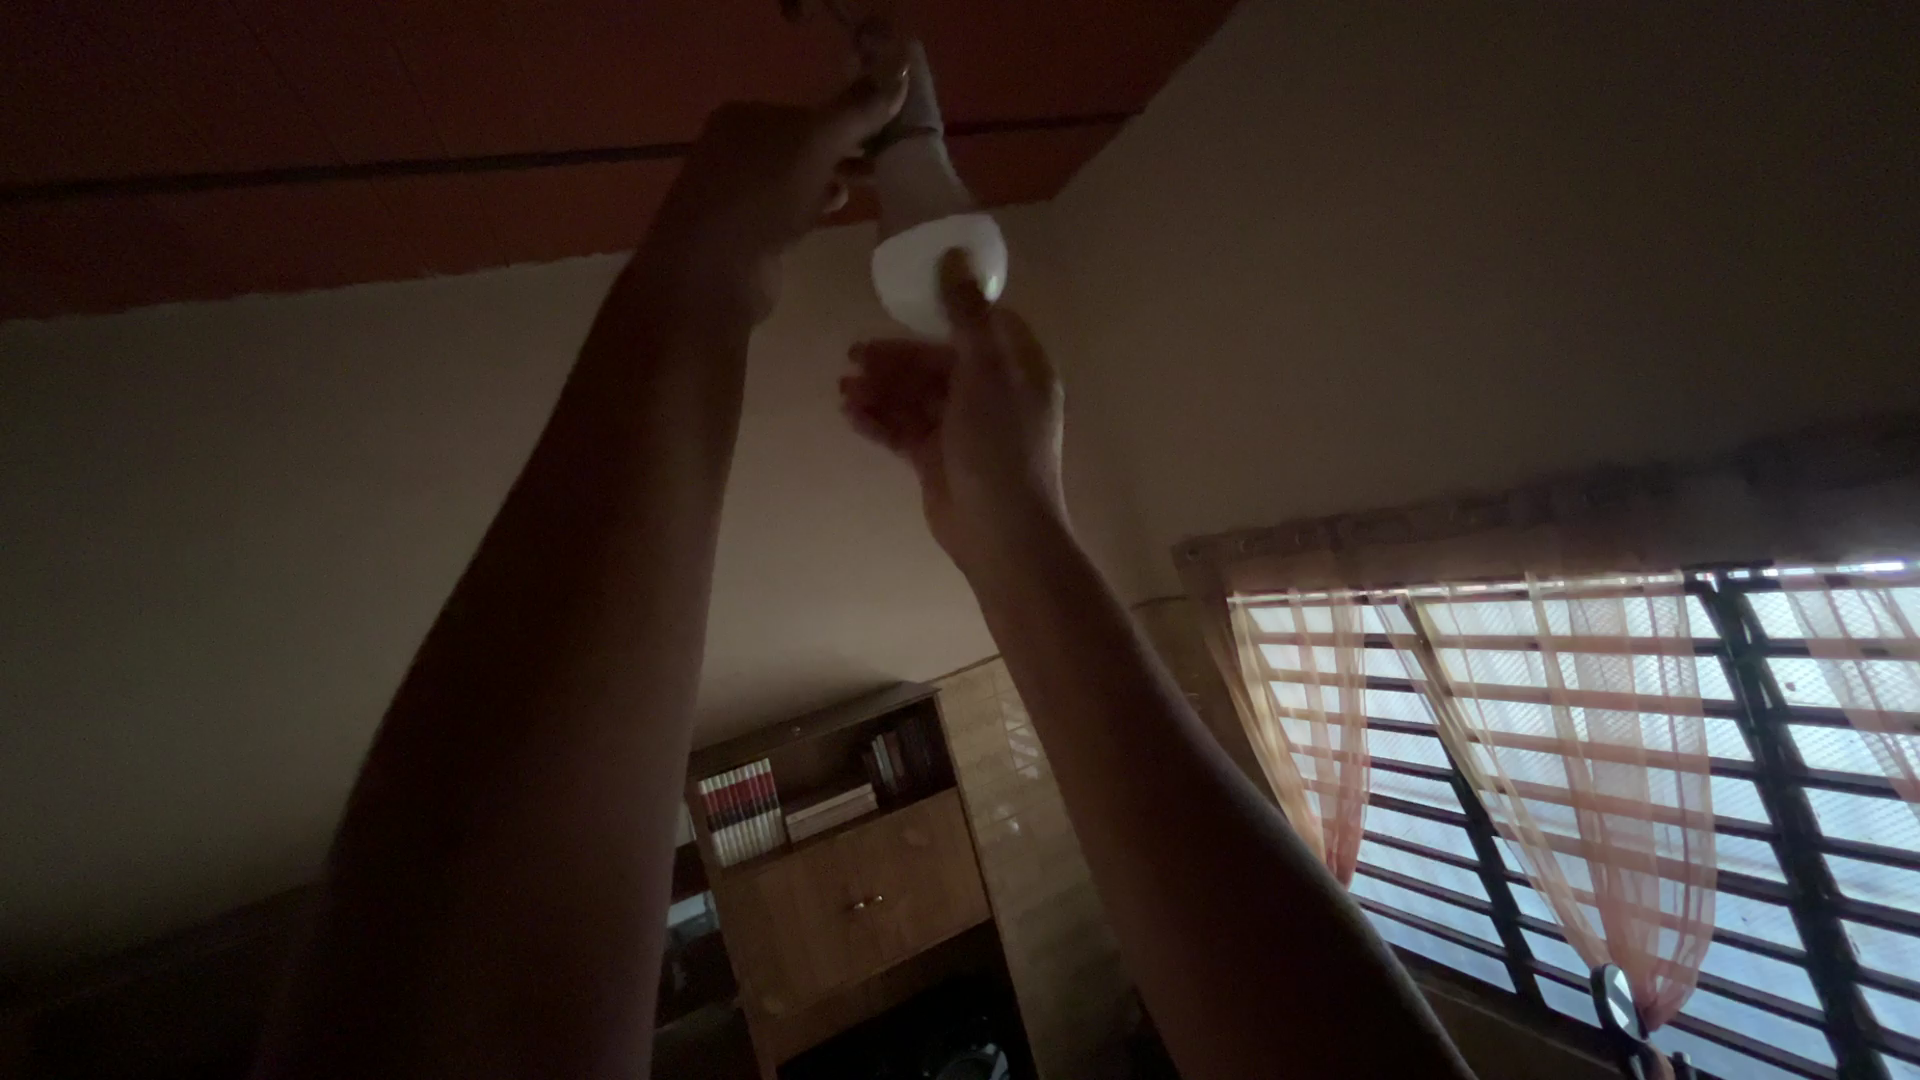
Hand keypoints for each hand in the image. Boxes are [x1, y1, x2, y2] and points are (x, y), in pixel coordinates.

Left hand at [637, 60, 907, 322]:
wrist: (716, 268)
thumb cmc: (764, 196)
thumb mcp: (816, 143)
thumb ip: (855, 112)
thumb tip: (899, 76)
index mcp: (745, 117)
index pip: (807, 111)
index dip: (847, 120)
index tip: (885, 133)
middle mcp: (735, 149)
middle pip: (802, 146)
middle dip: (842, 154)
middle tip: (884, 164)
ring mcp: (738, 194)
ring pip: (796, 181)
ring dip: (830, 182)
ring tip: (867, 187)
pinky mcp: (745, 233)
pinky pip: (787, 212)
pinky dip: (812, 209)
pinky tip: (832, 211)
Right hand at [840, 250, 1067, 573]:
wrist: (1000, 530)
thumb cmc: (1000, 445)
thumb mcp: (987, 371)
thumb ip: (967, 314)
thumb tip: (956, 253)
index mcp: (1017, 370)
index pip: (980, 328)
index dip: (942, 314)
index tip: (901, 307)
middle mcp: (992, 395)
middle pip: (938, 363)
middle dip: (896, 359)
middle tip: (853, 355)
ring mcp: (964, 430)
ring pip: (917, 397)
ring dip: (881, 390)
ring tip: (844, 389)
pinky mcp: (938, 460)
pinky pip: (905, 430)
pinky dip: (880, 421)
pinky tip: (851, 415)